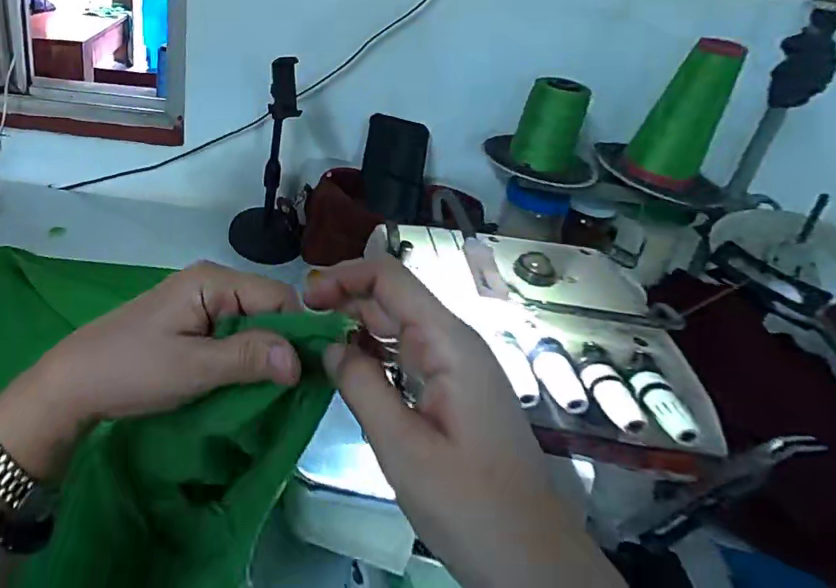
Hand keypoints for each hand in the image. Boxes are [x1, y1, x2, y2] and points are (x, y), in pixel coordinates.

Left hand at [0, 262, 302, 482]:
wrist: (74, 381)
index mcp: (213, 280)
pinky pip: (232, 331)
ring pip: (251, 322)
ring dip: (262, 354)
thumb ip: (247, 357)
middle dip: (281, 345)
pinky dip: (242, 356)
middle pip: (267, 307)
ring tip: (271, 390)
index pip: (278, 297)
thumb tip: (300, 358)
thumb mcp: (193, 367)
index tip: (310, 376)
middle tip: (291, 390)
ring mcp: (200, 300)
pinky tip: (246, 382)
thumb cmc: (132, 370)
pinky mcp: (191, 320)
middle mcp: (211, 281)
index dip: (297, 333)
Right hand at [305, 256, 621, 587]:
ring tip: (314, 344)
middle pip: (391, 299)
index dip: (344, 276)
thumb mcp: (404, 449)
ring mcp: (455, 367)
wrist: (536, 563)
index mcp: (447, 342)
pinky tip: (348, 371)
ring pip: (396, 327)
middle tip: (299, 326)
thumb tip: (330, 347)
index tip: (305, 298)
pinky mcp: (452, 391)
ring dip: (355, 329)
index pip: (390, 277)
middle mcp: (452, 343)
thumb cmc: (472, 506)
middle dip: (343, 302)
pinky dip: (373, 356)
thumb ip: (362, 387)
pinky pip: (405, 356)